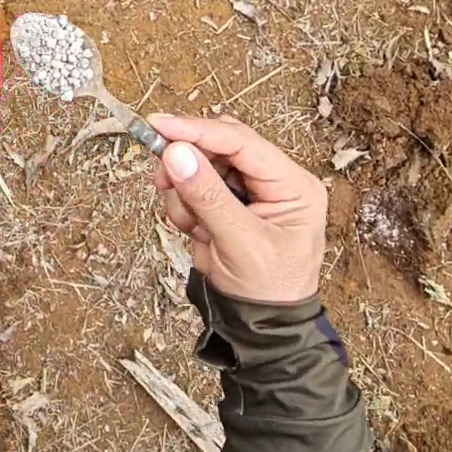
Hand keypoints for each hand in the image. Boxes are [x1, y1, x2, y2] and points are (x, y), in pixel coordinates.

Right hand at [150, 115, 327, 302]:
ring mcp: (244, 190)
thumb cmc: (265, 289)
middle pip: (217, 146)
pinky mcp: (222, 201)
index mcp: (292, 184)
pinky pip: (189, 185)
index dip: (198, 130)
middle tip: (163, 180)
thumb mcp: (240, 243)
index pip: (241, 142)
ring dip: (183, 191)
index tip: (159, 125)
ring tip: (192, 226)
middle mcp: (270, 180)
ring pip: (197, 164)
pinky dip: (181, 205)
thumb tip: (175, 152)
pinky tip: (195, 231)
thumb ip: (208, 196)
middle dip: (188, 163)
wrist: (258, 326)